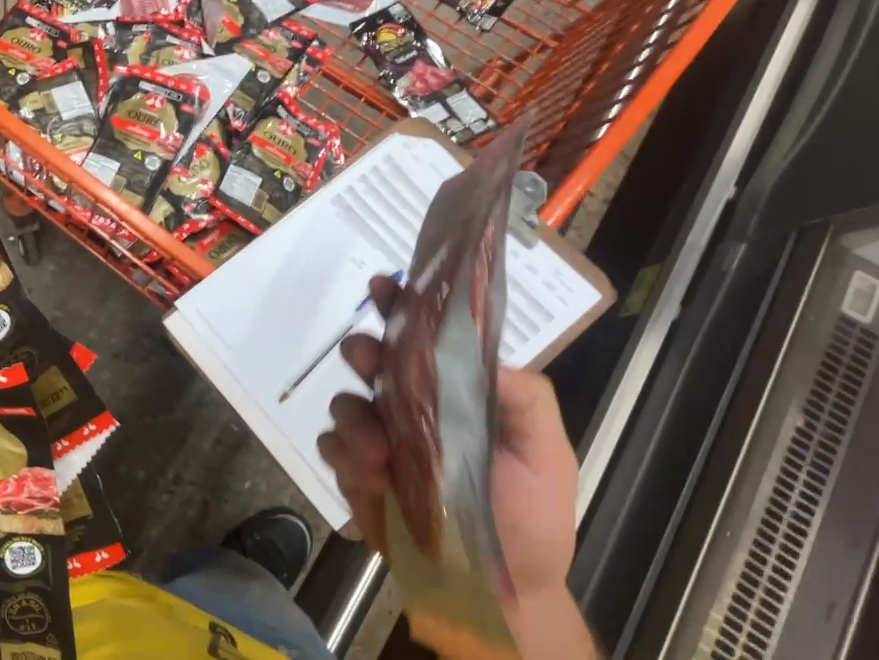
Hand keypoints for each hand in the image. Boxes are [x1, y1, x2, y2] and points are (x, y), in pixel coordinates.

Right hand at [319, 275, 590, 656]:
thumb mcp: (547, 456)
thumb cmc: (530, 521)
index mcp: (454, 395)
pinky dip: (346, 457)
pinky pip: (332, 447)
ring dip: (357, 420)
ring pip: (345, 403)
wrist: (497, 593)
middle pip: (372, 359)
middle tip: (367, 356)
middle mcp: (410, 408)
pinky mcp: (354, 474)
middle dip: (364, 350)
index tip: (387, 285)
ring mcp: (378, 440)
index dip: (402, 308)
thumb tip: (480, 349)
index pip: (422, 339)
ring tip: (379, 455)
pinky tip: (371, 479)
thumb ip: (524, 399)